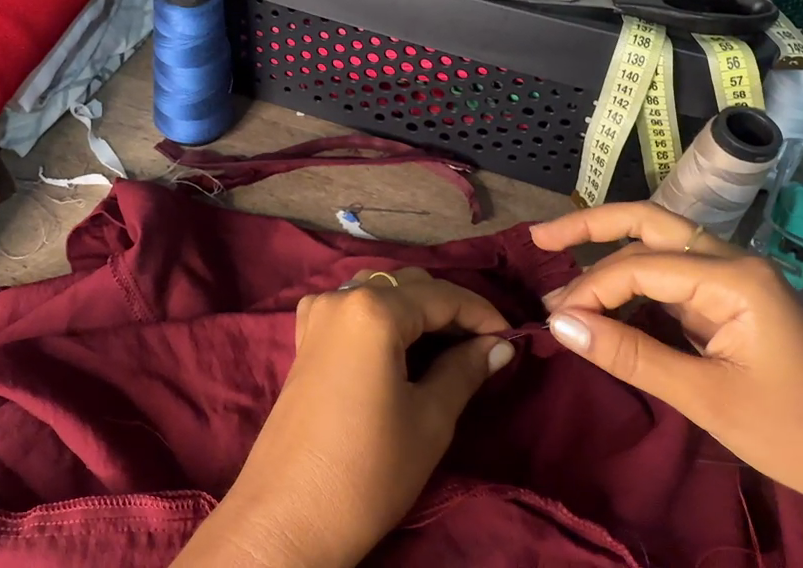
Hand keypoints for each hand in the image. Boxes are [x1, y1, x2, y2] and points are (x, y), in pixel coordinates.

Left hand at [173, 267, 513, 567]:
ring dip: (418, 310)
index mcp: (372, 308)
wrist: (290, 517)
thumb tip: (500, 344)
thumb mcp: (430, 419)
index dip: (482, 314)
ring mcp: (317, 315)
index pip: (442, 296)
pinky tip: (405, 346)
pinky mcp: (305, 338)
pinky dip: (385, 317)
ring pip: (380, 292)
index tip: (512, 338)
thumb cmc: (369, 469)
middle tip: (486, 346)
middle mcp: (341, 297)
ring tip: (451, 346)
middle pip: (409, 286)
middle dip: (451, 310)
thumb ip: (466, 369)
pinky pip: (354, 309)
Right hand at [530, 201, 802, 567]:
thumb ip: (629, 354)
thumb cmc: (798, 434)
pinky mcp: (736, 306)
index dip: (590, 289)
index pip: (640, 265)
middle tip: (538, 239)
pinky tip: (609, 304)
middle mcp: (734, 263)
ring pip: (662, 249)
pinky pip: (676, 281)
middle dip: (592, 228)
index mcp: (733, 276)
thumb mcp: (705, 397)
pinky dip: (637, 288)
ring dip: (612, 260)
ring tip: (563, 280)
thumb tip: (558, 322)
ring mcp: (737, 282)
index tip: (554, 320)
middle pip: (650, 225)